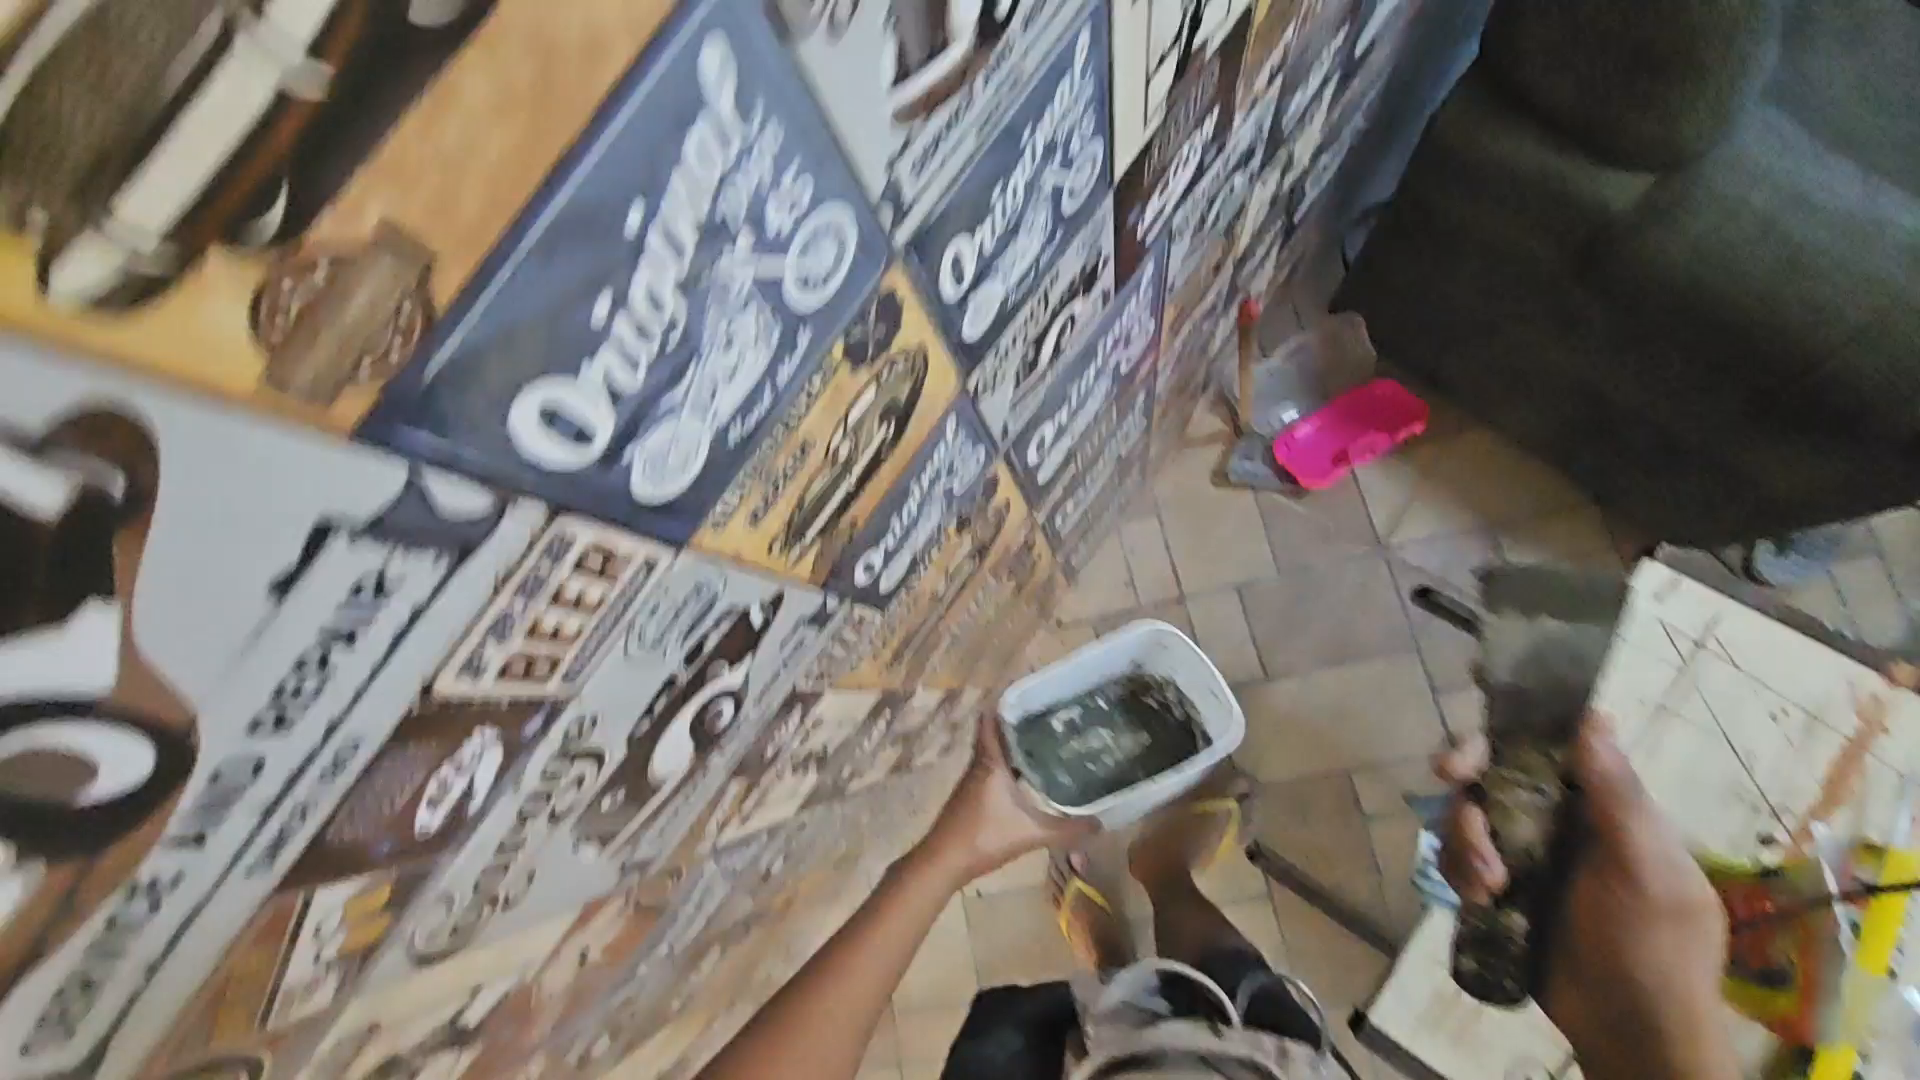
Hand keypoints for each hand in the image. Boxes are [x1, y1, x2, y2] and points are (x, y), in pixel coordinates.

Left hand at [920, 713, 1097, 884]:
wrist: (943, 861)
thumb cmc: (984, 837)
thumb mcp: (1032, 834)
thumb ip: (1067, 829)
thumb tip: (1101, 823)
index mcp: (990, 762)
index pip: (992, 720)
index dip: (1005, 702)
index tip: (1028, 692)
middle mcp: (980, 764)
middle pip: (996, 734)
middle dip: (1018, 723)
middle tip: (1047, 716)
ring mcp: (973, 780)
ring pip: (994, 752)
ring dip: (1013, 745)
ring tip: (1043, 739)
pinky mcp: (972, 795)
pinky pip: (992, 768)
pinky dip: (1008, 765)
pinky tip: (1026, 776)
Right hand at [1434, 714, 1738, 1079]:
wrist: (1629, 1032)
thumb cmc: (1653, 947)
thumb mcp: (1648, 871)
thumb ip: (1618, 796)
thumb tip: (1592, 717)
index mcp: (1599, 804)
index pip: (1546, 744)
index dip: (1507, 723)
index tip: (1477, 696)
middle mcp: (1556, 818)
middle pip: (1492, 773)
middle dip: (1466, 774)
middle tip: (1447, 777)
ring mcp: (1523, 851)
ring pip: (1466, 814)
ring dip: (1464, 838)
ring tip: (1488, 884)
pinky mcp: (1497, 885)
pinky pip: (1457, 857)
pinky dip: (1458, 871)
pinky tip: (1479, 899)